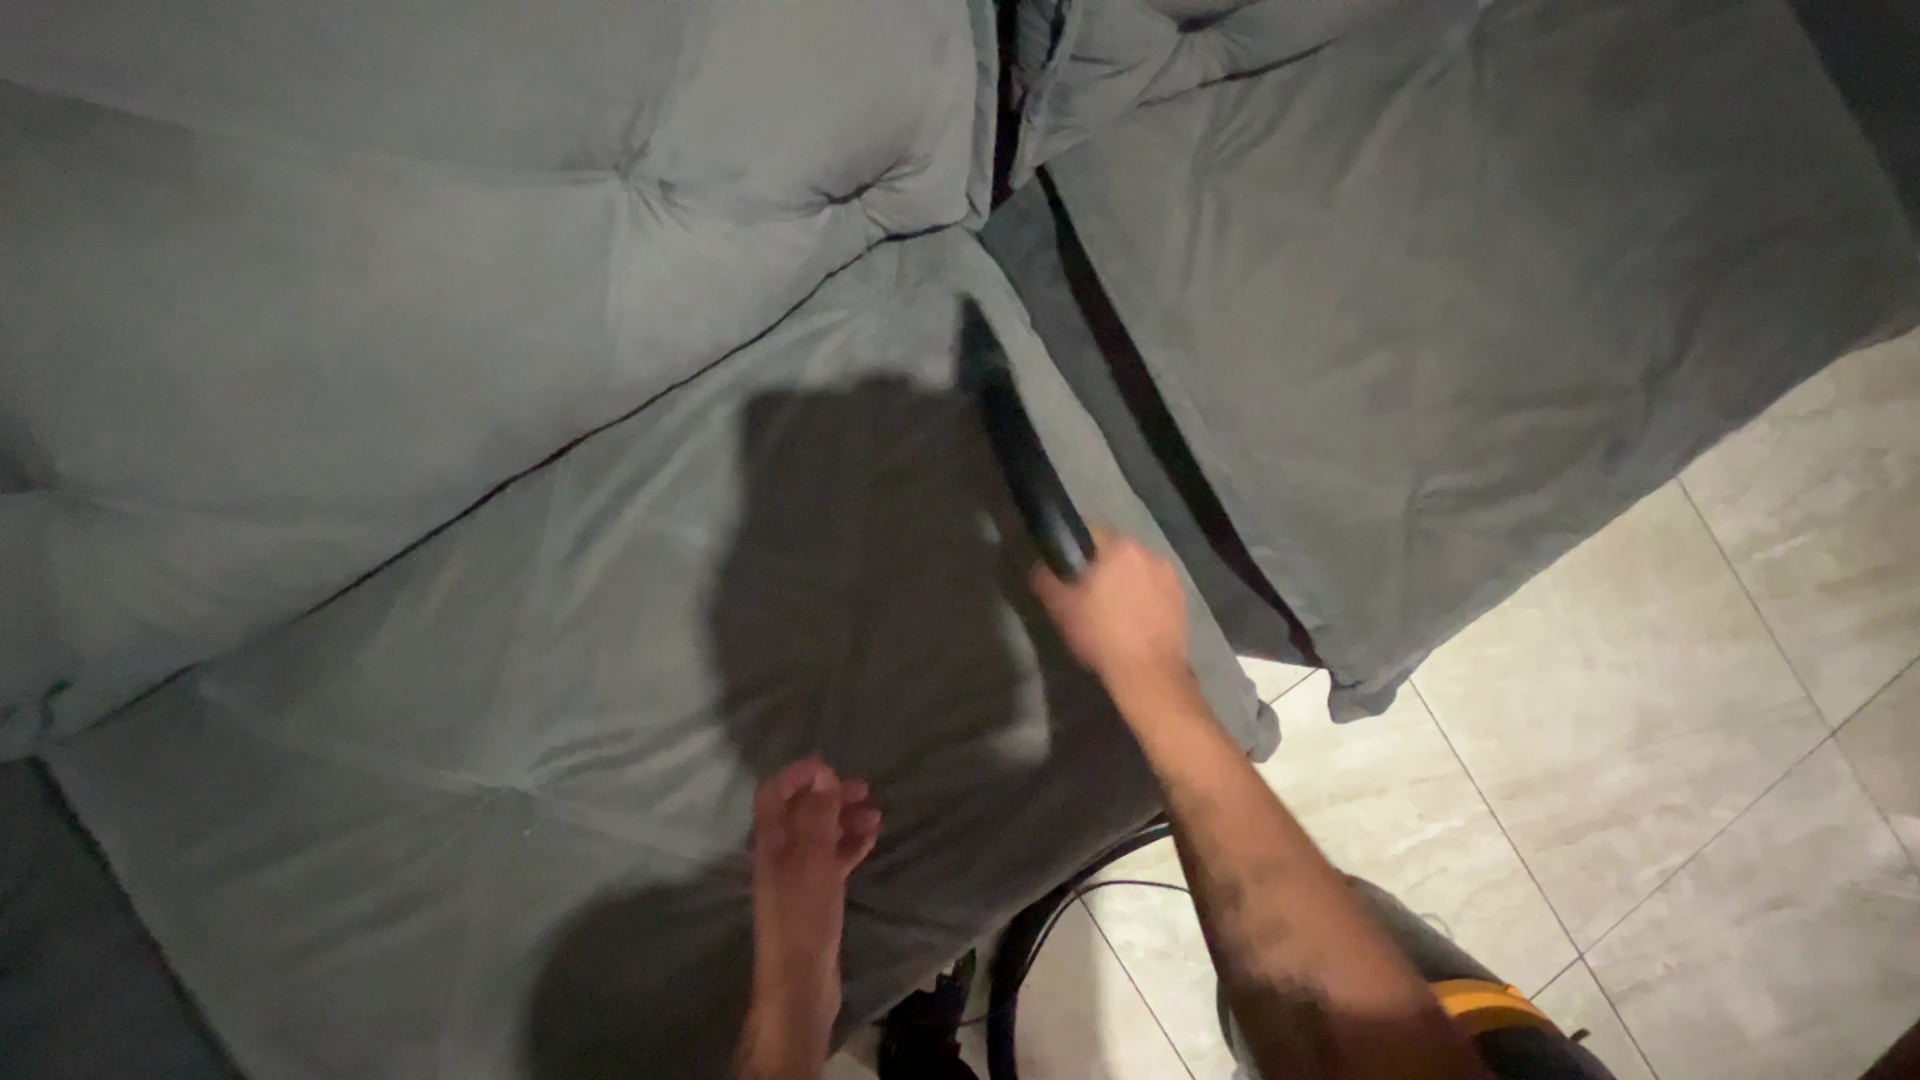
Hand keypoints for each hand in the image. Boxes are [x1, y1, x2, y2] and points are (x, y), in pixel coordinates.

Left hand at [743, 758, 881, 1075]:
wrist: (801, 983)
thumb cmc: (803, 916)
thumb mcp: (812, 859)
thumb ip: (816, 814)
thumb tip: (822, 773)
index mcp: (770, 842)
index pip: (775, 793)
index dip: (798, 774)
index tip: (831, 765)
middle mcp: (780, 854)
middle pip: (802, 811)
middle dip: (830, 795)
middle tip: (864, 789)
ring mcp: (797, 875)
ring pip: (820, 834)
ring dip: (845, 819)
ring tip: (876, 814)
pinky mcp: (815, 896)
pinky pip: (832, 859)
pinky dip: (850, 845)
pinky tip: (871, 840)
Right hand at [1030, 527, 1190, 690]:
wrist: (1148, 673)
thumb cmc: (1100, 634)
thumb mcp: (1060, 607)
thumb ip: (1044, 578)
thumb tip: (1039, 565)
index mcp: (1119, 547)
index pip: (1089, 530)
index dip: (1072, 546)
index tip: (1064, 566)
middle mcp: (1149, 551)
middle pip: (1116, 549)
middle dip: (1100, 564)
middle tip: (1085, 589)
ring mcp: (1170, 575)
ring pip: (1137, 568)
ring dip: (1124, 579)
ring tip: (1111, 607)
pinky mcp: (1182, 597)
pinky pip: (1154, 586)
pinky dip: (1143, 595)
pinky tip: (1132, 619)